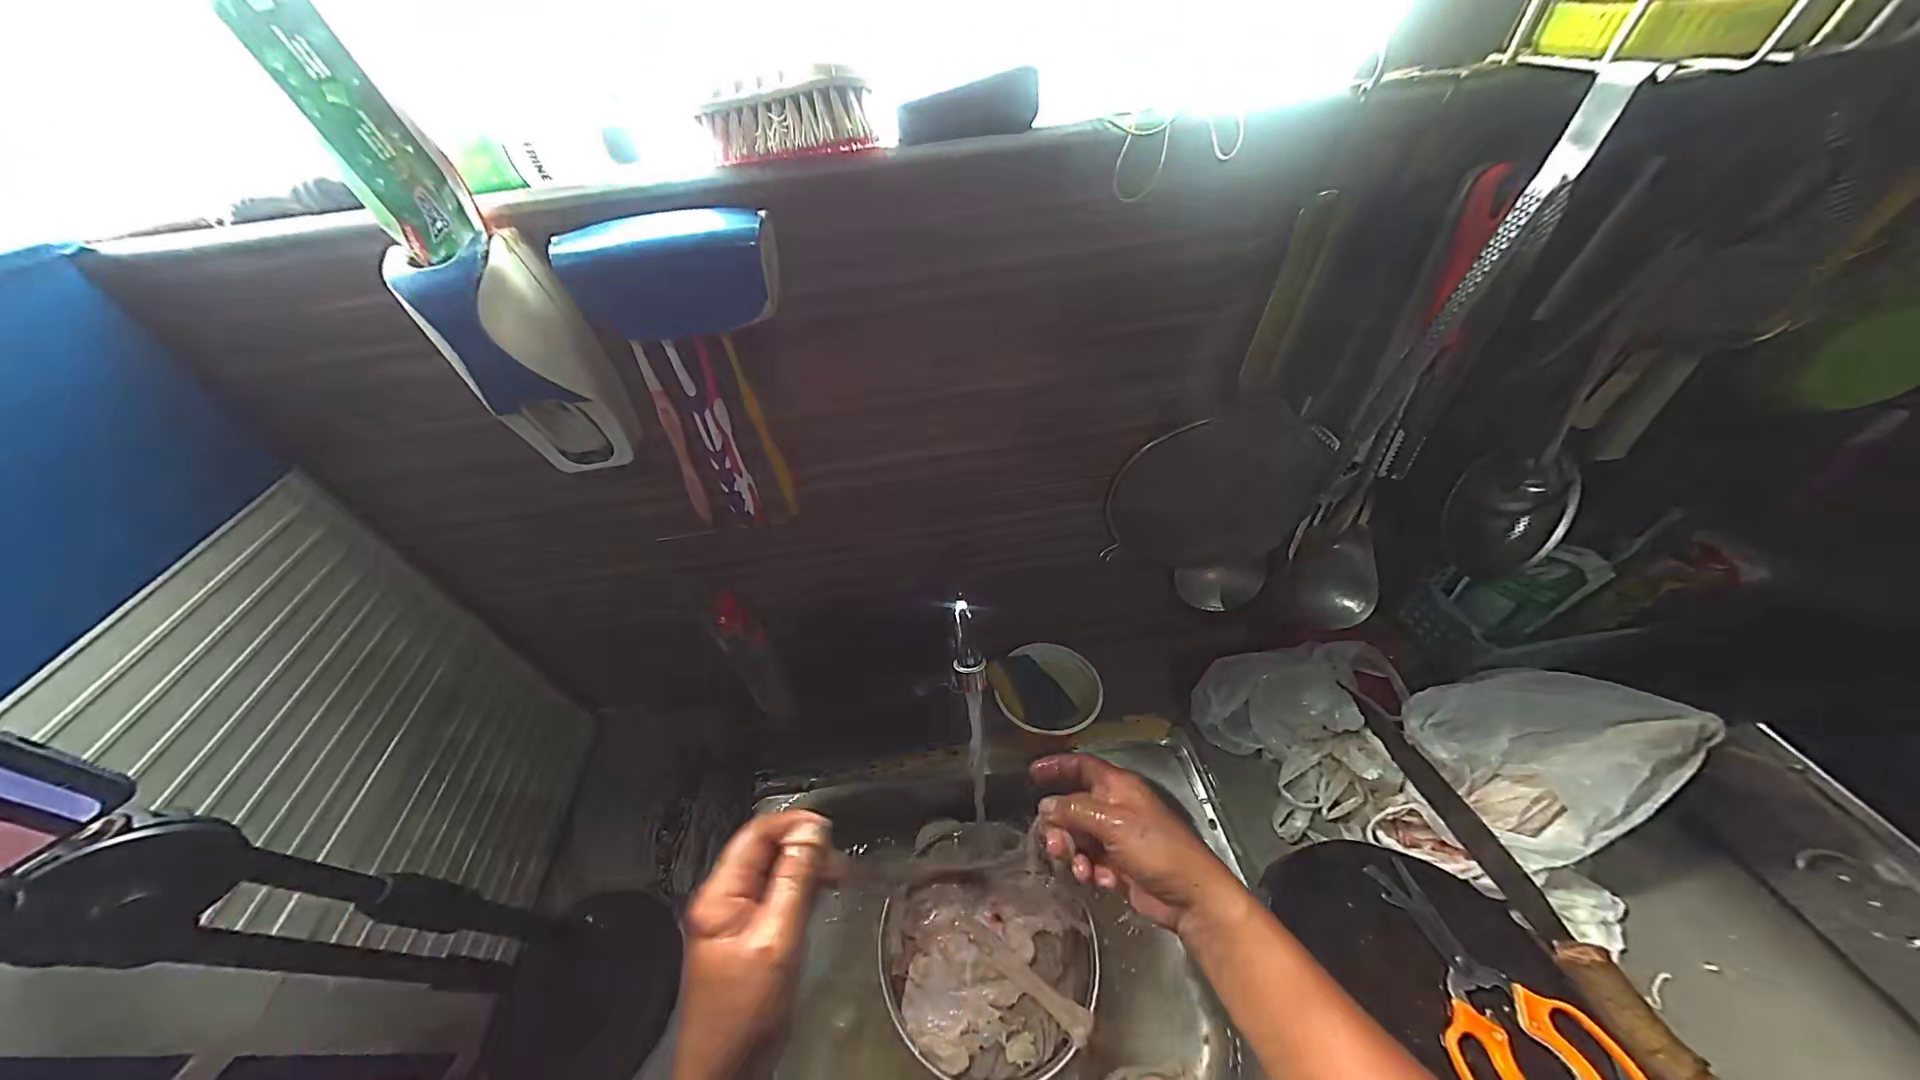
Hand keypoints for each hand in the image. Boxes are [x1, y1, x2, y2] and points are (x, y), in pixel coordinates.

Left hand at [674, 810, 832, 1079]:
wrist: (727, 1072)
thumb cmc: (744, 1015)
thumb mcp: (776, 941)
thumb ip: (796, 881)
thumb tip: (812, 831)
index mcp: (720, 894)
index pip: (756, 834)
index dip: (792, 823)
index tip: (826, 828)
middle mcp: (726, 898)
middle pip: (767, 850)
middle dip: (805, 846)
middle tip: (839, 857)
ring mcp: (738, 915)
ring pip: (777, 870)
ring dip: (808, 866)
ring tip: (840, 874)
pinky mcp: (753, 931)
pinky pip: (780, 893)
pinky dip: (804, 887)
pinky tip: (824, 891)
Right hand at [1031, 754, 1242, 935]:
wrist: (1190, 896)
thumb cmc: (1158, 849)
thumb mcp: (1112, 823)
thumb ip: (1074, 811)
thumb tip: (1046, 806)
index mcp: (1118, 787)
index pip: (1082, 766)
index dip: (1057, 767)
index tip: (1034, 773)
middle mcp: (1116, 808)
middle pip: (1073, 807)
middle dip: (1060, 826)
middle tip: (1056, 843)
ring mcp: (1118, 837)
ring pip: (1079, 837)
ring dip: (1074, 853)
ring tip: (1079, 868)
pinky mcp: (1119, 865)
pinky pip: (1091, 861)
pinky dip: (1090, 871)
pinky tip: (1101, 881)